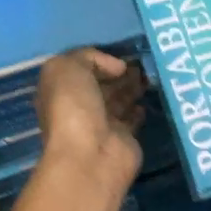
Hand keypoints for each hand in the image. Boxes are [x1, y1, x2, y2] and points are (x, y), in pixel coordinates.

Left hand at [35, 48, 146, 192]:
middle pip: (102, 84)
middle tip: (143, 62)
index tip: (122, 56)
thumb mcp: (68, 68)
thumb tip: (117, 68)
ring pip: (119, 99)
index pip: (81, 69)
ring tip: (150, 74)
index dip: (100, 60)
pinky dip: (140, 108)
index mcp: (60, 89)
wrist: (90, 155)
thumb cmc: (73, 107)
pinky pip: (133, 118)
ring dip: (132, 87)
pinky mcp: (124, 138)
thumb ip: (89, 57)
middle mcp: (79, 106)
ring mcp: (102, 123)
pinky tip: (148, 98)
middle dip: (120, 73)